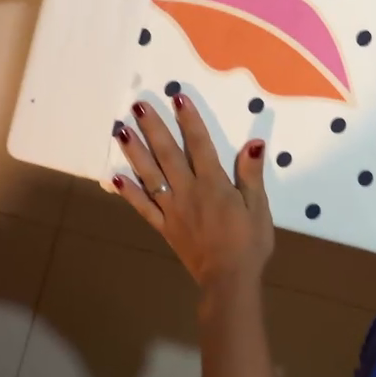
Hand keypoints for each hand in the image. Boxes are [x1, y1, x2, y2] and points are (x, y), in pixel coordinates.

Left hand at [112, 94, 273, 291]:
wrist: (228, 279)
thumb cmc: (249, 242)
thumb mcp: (259, 207)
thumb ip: (251, 174)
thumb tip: (254, 143)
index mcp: (213, 184)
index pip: (200, 144)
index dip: (189, 120)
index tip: (178, 97)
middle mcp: (188, 191)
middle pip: (168, 154)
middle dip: (153, 127)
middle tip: (139, 105)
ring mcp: (172, 209)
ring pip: (150, 175)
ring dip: (135, 152)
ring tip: (120, 130)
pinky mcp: (164, 227)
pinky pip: (143, 207)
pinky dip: (129, 192)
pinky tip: (116, 177)